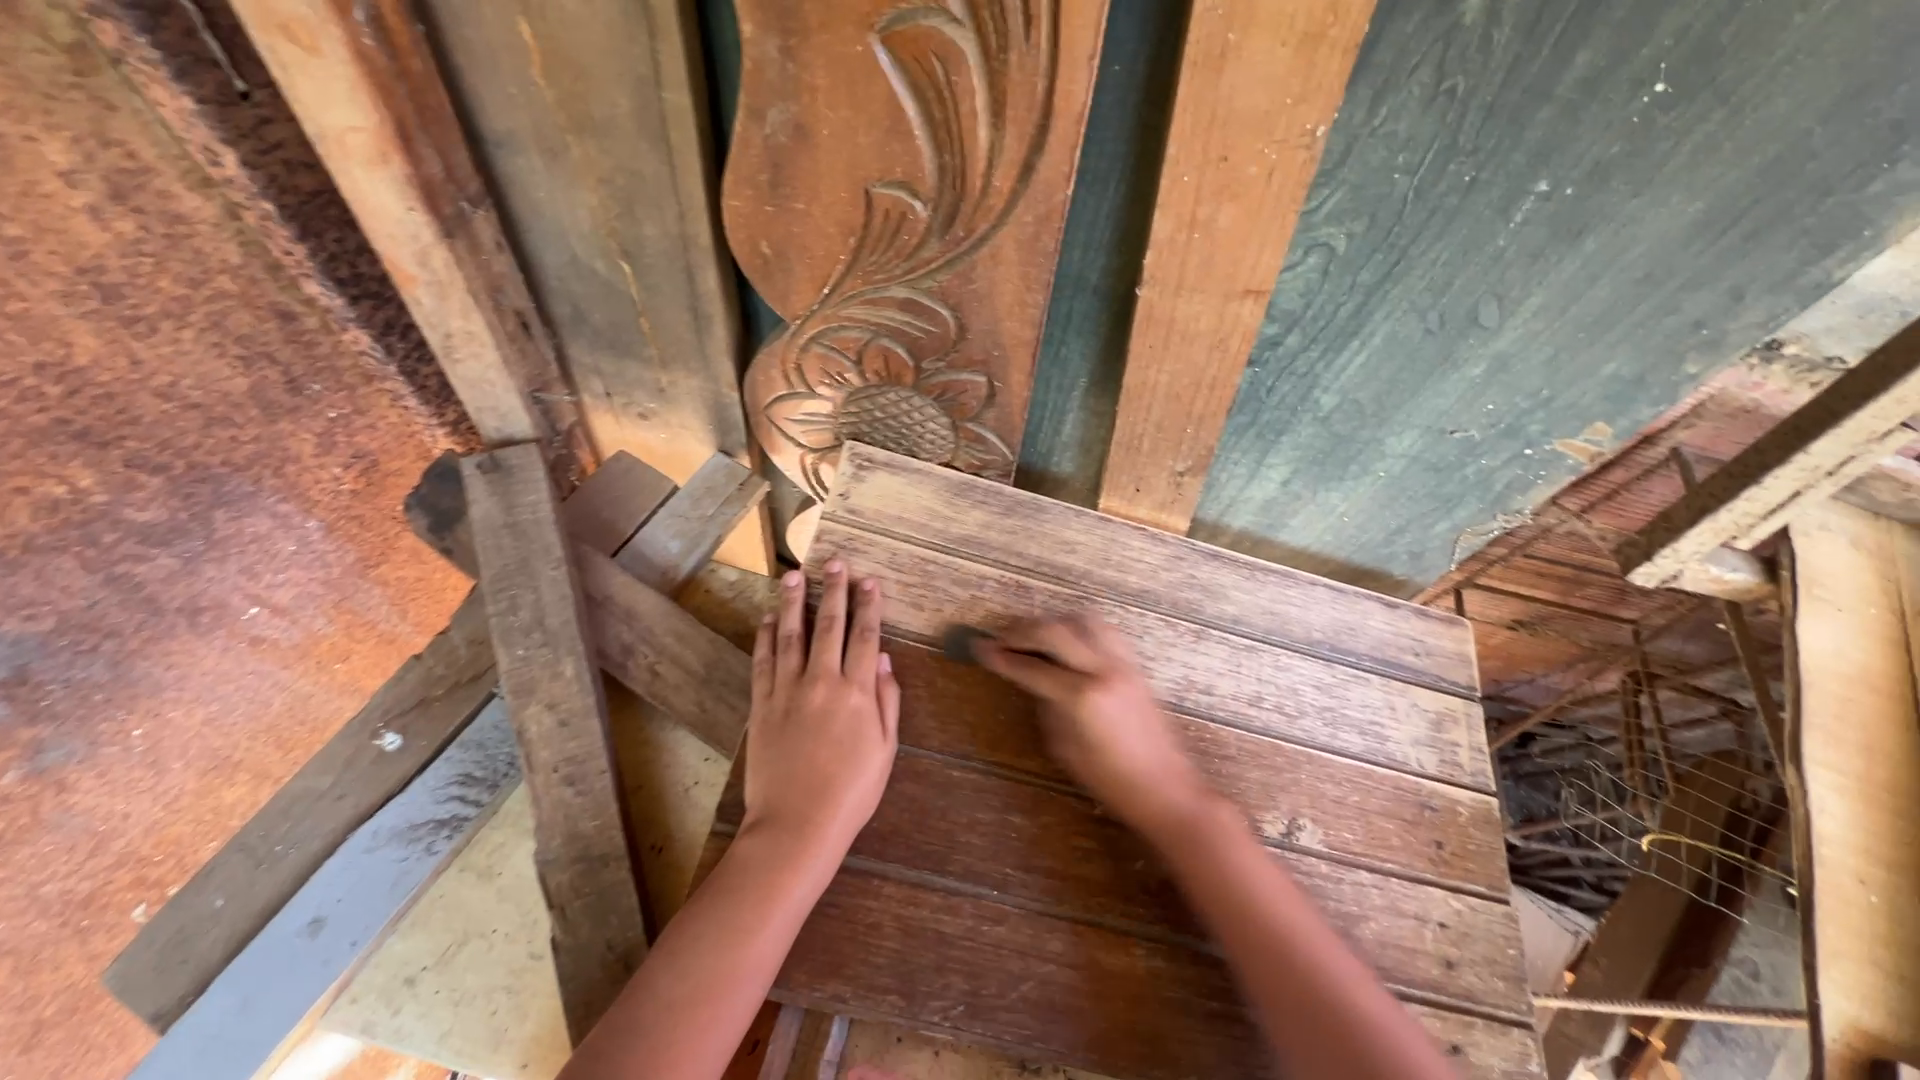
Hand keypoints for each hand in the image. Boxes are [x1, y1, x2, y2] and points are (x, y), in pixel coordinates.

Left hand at [740, 561, 900, 858]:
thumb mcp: (885, 750)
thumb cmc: (851, 792)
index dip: (869, 606)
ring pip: (791, 634)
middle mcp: (823, 682)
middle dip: (834, 590)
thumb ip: (887, 702)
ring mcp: (788, 691)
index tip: (870, 580)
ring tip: (795, 575)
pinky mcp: (762, 705)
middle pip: (830, 626)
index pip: (866, 637)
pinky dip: (765, 636)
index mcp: (858, 693)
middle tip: (835, 562)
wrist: (797, 824)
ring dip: (794, 602)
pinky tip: (768, 618)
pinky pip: (763, 661)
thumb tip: (885, 661)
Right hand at [975, 615, 1207, 835]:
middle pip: (1054, 630)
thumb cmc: (1110, 781)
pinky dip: (1079, 628)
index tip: (979, 648)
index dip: (1000, 657)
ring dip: (1052, 623)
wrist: (1166, 788)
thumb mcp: (1064, 749)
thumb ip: (1047, 708)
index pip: (1030, 667)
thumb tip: (1035, 681)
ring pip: (1082, 620)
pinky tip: (1068, 642)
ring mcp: (1123, 664)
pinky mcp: (1135, 665)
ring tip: (1033, 636)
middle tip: (1001, 639)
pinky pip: (1104, 631)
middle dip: (1021, 630)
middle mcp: (1102, 670)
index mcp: (1080, 696)